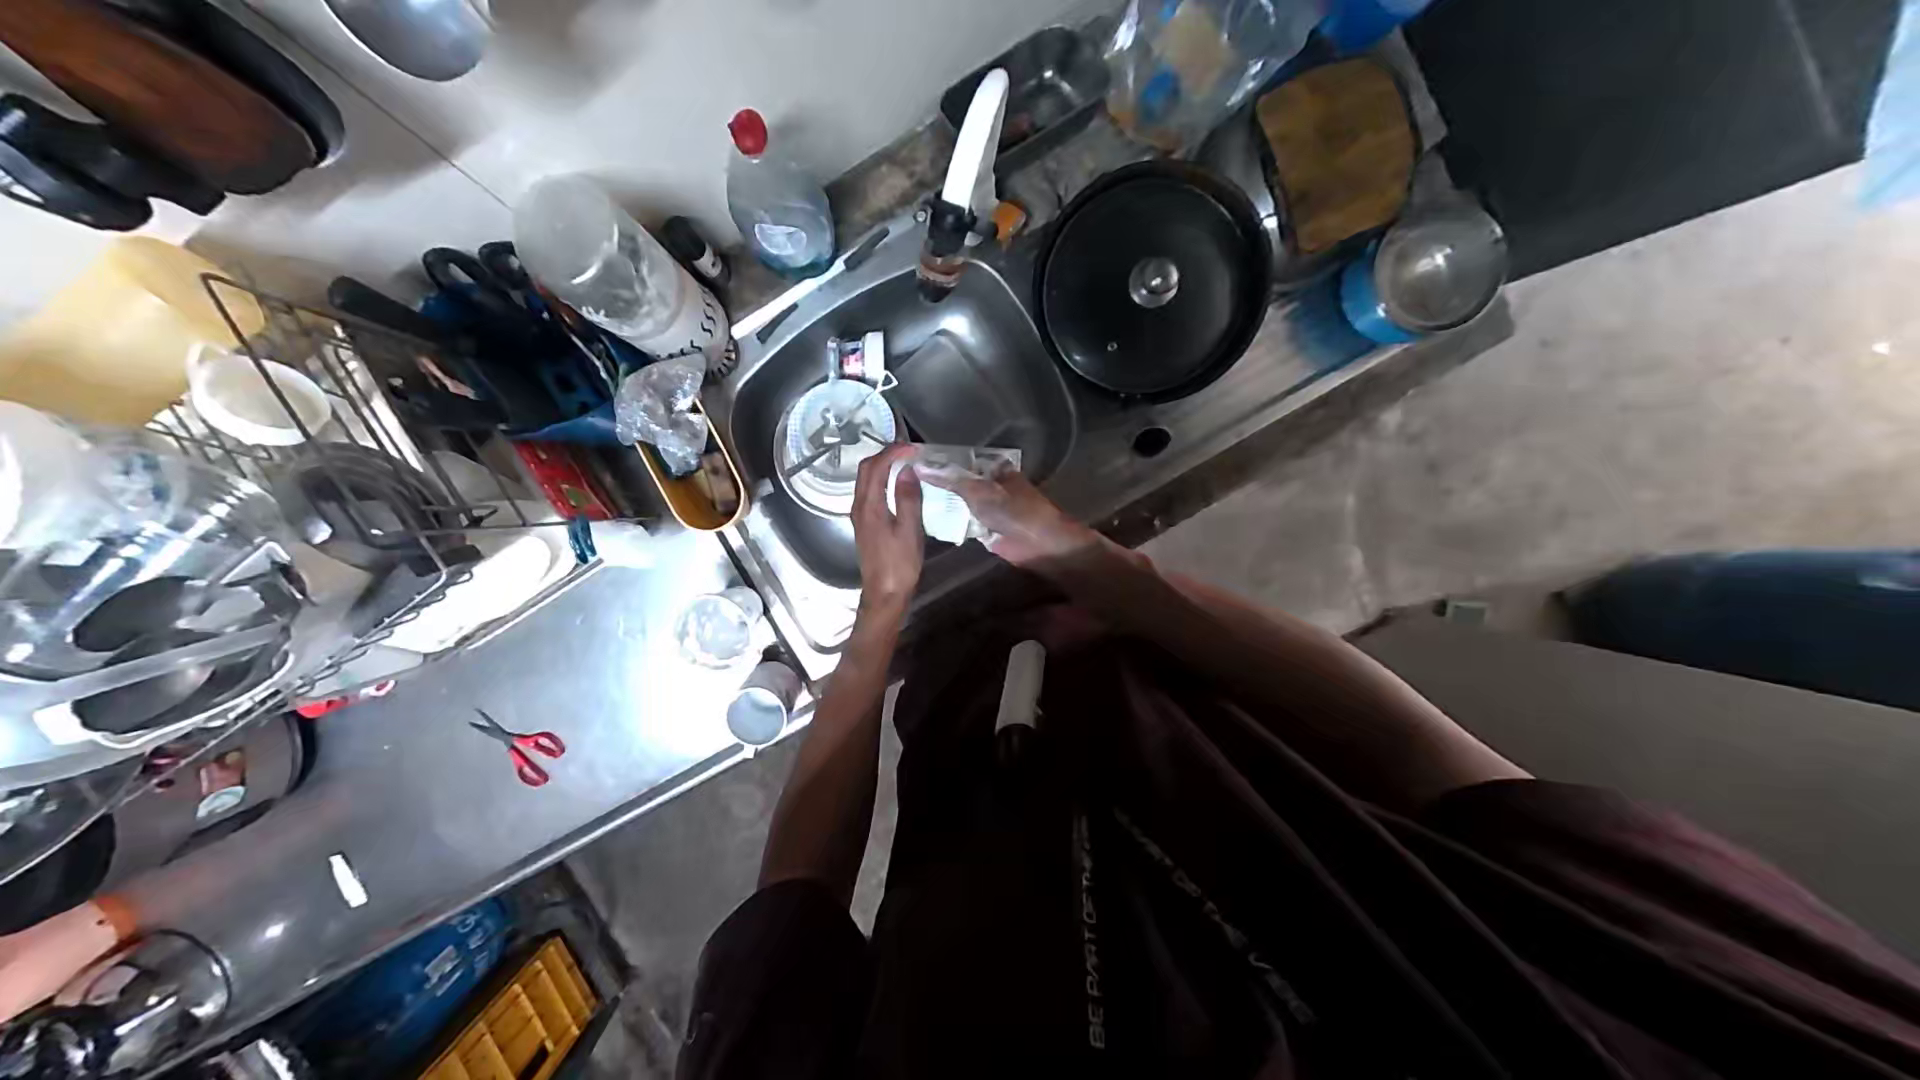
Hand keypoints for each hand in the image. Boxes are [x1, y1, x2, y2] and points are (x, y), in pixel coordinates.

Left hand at [852, 443, 924, 611]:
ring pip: (866, 481)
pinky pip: (870, 492)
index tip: (912, 447)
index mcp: (869, 507)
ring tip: (906, 463)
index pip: (875, 468)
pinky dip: (882, 481)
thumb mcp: (910, 531)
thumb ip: (908, 498)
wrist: (884, 594)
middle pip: (866, 470)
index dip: (892, 452)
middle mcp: (859, 507)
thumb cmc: (899, 565)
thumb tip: (907, 471)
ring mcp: (860, 516)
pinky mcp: (865, 525)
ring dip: (883, 467)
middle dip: (885, 455)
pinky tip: (898, 485)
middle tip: (908, 451)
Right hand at [919, 462, 1098, 567]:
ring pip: (956, 502)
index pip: (959, 459)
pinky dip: (946, 521)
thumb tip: (920, 465)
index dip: (937, 461)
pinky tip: (922, 519)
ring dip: (939, 503)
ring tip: (905, 499)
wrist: (1039, 545)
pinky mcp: (983, 528)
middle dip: (934, 484)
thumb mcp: (979, 490)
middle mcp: (988, 484)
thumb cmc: (1015, 511)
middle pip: (955, 481)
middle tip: (901, 482)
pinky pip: (960, 521)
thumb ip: (950, 479)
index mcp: (992, 467)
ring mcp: (985, 507)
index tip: (909, 462)